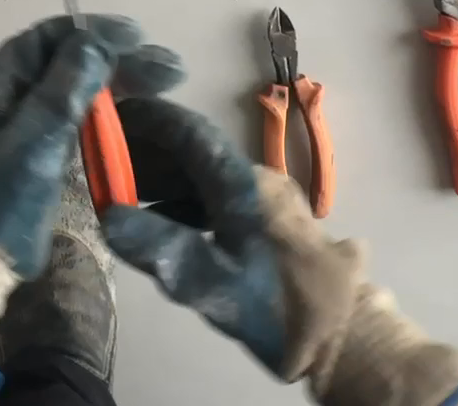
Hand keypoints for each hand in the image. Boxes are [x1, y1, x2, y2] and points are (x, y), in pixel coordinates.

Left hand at [0, 14, 184, 275]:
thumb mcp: (32, 146)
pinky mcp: (53, 142)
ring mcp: (36, 116)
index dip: (91, 32)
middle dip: (118, 55)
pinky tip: (144, 102)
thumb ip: (60, 94)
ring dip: (124, 75)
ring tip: (169, 77)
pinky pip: (87, 109)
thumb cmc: (2, 202)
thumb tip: (93, 44)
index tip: (134, 38)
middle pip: (71, 58)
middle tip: (168, 66)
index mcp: (1, 83)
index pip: (47, 39)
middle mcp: (18, 91)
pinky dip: (116, 101)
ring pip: (83, 81)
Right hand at [105, 98, 457, 405]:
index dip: (150, 121)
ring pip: (205, 173)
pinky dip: (183, 198)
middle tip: (107, 158)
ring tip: (124, 187)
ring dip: (164, 176)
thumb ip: (160, 247)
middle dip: (148, 151)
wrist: (350, 342)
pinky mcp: (269, 220)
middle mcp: (255, 178)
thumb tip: (109, 217)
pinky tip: (161, 217)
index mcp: (243, 182)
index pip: (189, 134)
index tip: (115, 115)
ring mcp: (265, 198)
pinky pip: (216, 193)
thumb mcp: (213, 282)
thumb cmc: (281, 307)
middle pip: (193, 152)